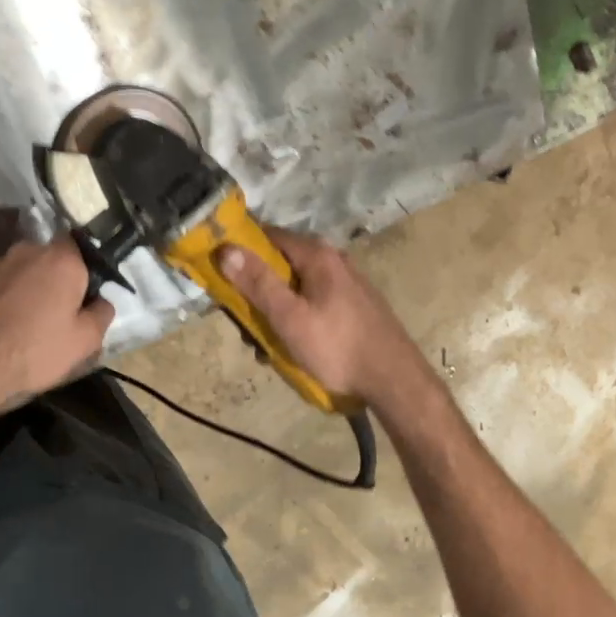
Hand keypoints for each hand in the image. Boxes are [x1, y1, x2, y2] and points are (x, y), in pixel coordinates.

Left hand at [0, 238, 113, 424]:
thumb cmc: (32, 352)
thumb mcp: (83, 343)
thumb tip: (101, 302)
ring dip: (27, 291)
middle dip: (56, 281)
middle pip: (50, 260)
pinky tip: (0, 328)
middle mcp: (28, 250)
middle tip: (58, 315)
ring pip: (22, 273)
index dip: (86, 271)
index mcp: (62, 259)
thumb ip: (101, 315)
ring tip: (25, 325)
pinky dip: (3, 301)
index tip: (85, 298)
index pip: (82, 247)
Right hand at [218, 228, 426, 407]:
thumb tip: (225, 248)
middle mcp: (333, 260)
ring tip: (268, 350)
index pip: (266, 236)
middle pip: (279, 265)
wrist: (395, 381)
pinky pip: (312, 305)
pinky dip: (296, 321)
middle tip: (246, 329)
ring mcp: (346, 284)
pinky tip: (293, 350)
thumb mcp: (289, 317)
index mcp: (317, 255)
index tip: (220, 278)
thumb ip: (257, 283)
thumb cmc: (337, 347)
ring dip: (274, 314)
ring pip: (294, 289)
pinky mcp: (353, 306)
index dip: (239, 253)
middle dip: (256, 294)